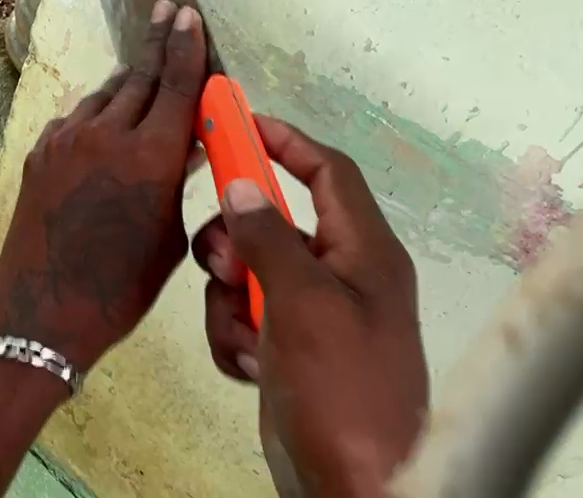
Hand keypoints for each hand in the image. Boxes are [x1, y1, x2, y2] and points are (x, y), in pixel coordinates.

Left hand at [0, 1, 208, 371]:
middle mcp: (106, 133)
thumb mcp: (169, 235)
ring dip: (126, 78)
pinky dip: (97, 112)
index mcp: (150, 155)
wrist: (41, 303)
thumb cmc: (121, 285)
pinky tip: (104, 119)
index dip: (186, 47)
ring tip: (142, 63)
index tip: (188, 14)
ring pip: (104, 94)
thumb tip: (183, 141)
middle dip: (156, 42)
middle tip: (166, 10)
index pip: (176, 85)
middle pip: (138, 76)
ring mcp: (66, 138)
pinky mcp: (40, 149)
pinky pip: (76, 118)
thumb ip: (175, 180)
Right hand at [192, 116, 428, 497]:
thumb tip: (239, 186)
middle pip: (269, 220)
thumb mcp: (301, 301)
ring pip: (244, 268)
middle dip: (235, 240)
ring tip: (243, 331)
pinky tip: (247, 362)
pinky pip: (239, 311)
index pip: (326, 172)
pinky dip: (232, 331)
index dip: (283, 140)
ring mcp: (309, 312)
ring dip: (229, 297)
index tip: (234, 122)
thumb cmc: (341, 386)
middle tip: (220, 261)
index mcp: (362, 252)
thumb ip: (266, 235)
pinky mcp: (283, 345)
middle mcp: (337, 274)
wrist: (351, 488)